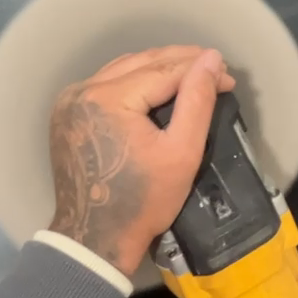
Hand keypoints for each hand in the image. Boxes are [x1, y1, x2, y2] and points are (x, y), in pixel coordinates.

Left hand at [47, 45, 236, 275]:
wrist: (95, 239)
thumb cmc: (142, 201)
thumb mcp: (181, 152)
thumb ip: (197, 101)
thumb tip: (211, 58)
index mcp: (108, 98)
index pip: (163, 70)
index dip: (199, 69)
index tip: (228, 76)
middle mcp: (83, 91)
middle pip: (142, 62)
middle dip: (182, 62)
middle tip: (215, 69)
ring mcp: (71, 101)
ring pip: (124, 69)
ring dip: (159, 68)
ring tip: (192, 74)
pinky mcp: (68, 113)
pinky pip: (108, 83)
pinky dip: (136, 80)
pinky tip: (158, 87)